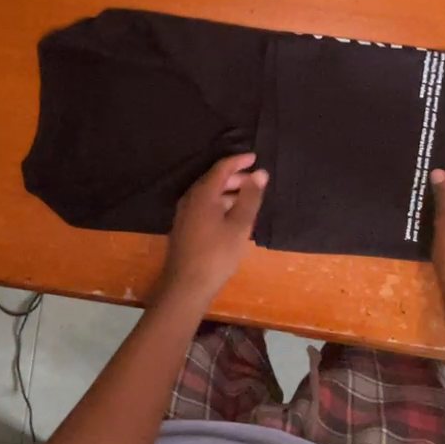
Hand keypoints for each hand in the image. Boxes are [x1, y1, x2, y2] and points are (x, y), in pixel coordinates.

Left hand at [159, 153, 267, 309]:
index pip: (222, 168)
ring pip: (209, 194)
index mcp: (203, 193)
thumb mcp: (240, 225)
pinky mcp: (184, 227)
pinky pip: (204, 206)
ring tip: (248, 200)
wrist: (186, 286)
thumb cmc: (217, 254)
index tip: (255, 157)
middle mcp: (190, 198)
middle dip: (235, 177)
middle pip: (214, 179)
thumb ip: (250, 197)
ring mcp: (184, 213)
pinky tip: (232, 217)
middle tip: (255, 181)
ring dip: (228, 192)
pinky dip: (220, 204)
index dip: (239, 161)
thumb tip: (260, 173)